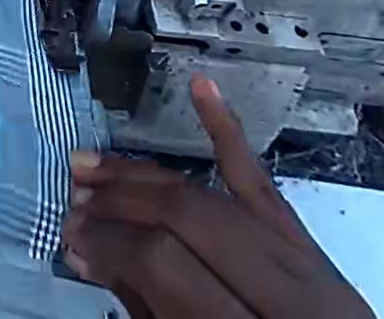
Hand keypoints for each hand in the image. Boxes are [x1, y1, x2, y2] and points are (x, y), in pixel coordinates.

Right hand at [63, 76, 375, 318]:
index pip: (163, 260)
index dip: (107, 241)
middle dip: (119, 203)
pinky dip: (228, 130)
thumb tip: (87, 250)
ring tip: (90, 166)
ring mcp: (311, 266)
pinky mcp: (312, 247)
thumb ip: (146, 308)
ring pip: (209, 193)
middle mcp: (293, 297)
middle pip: (185, 214)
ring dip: (142, 174)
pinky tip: (202, 86)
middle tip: (76, 201)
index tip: (72, 237)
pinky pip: (264, 183)